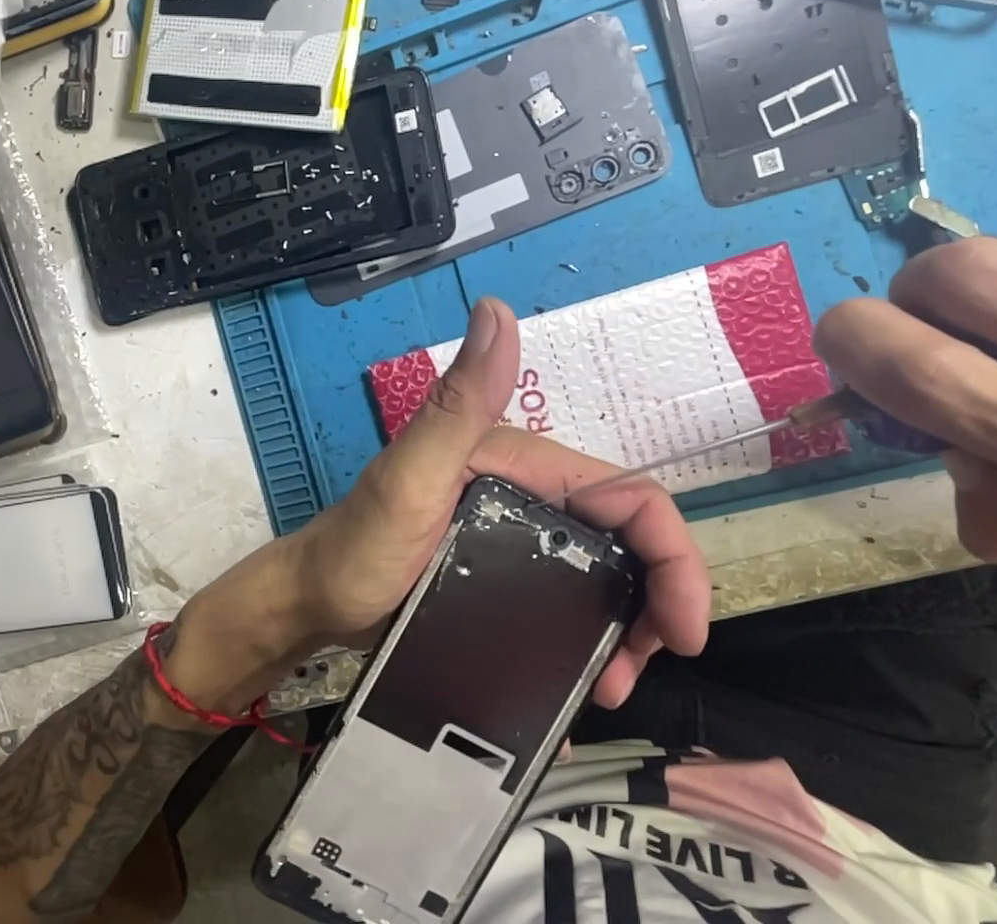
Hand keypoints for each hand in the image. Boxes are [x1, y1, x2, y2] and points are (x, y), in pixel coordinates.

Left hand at [287, 297, 712, 707]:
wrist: (312, 599)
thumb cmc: (355, 544)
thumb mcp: (408, 477)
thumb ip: (457, 403)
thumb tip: (495, 310)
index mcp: (517, 462)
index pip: (626, 495)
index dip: (673, 555)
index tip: (684, 630)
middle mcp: (525, 493)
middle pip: (624, 540)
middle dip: (655, 602)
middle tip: (644, 667)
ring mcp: (514, 536)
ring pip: (600, 575)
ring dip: (623, 629)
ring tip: (609, 686)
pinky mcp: (500, 574)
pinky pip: (564, 599)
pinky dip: (585, 636)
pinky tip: (581, 679)